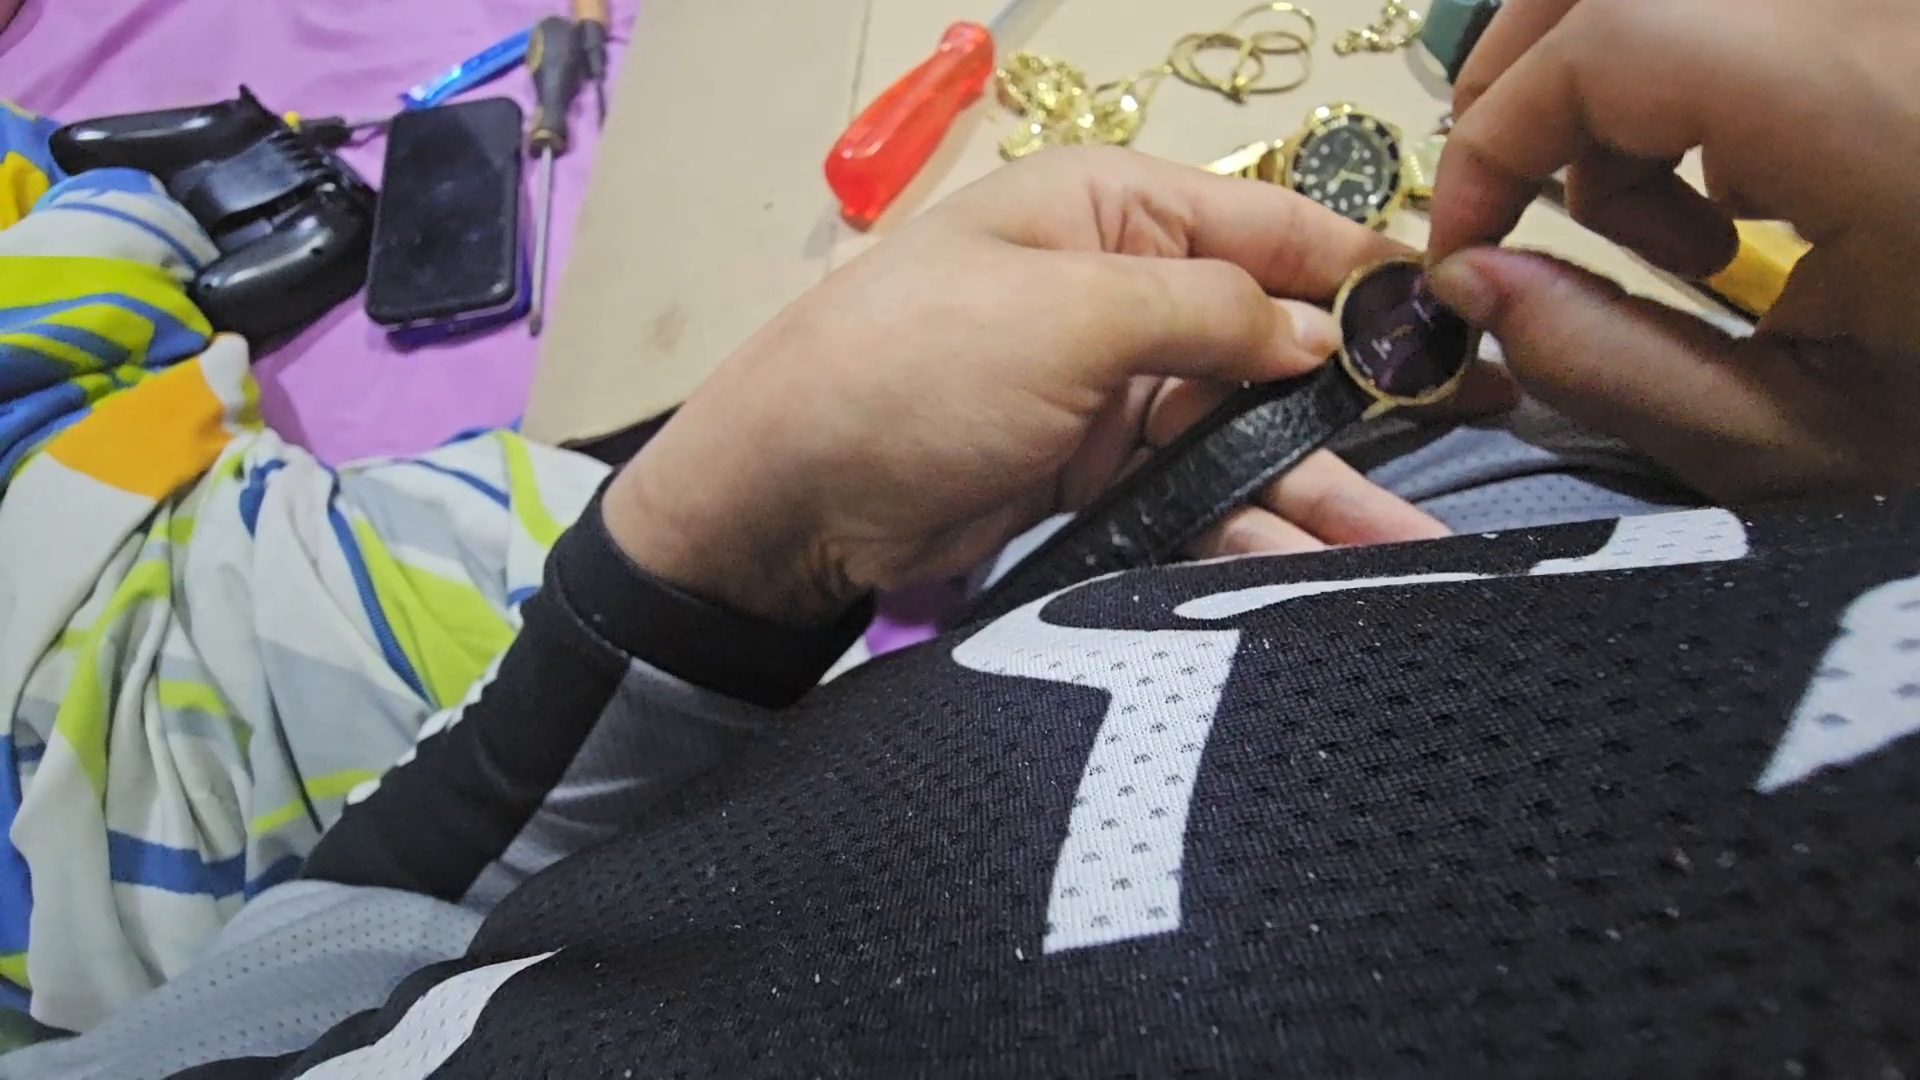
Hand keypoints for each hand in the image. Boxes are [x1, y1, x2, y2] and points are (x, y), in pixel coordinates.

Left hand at [603, 148, 1452, 624]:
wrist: (804, 488)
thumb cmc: (918, 363)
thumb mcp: (1064, 310)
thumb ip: (1202, 315)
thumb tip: (1318, 337)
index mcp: (1110, 217)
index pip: (1265, 228)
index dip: (1363, 272)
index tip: (1458, 320)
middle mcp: (1118, 300)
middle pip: (1263, 346)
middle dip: (1358, 400)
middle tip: (1473, 436)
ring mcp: (1106, 397)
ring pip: (1233, 439)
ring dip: (1316, 490)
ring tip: (1411, 544)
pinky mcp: (1089, 478)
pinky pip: (1187, 500)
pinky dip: (1243, 531)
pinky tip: (1313, 565)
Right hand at [1427, 0, 1919, 501]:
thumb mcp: (1785, 432)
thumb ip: (1594, 357)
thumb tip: (1465, 278)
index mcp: (1910, 112)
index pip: (1615, 39)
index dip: (1490, 138)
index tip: (1461, 241)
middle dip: (1524, 73)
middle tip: (1506, 189)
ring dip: (1608, 79)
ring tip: (1643, 205)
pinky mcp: (1913, 34)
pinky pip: (1767, 11)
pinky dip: (1700, 73)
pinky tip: (1741, 177)